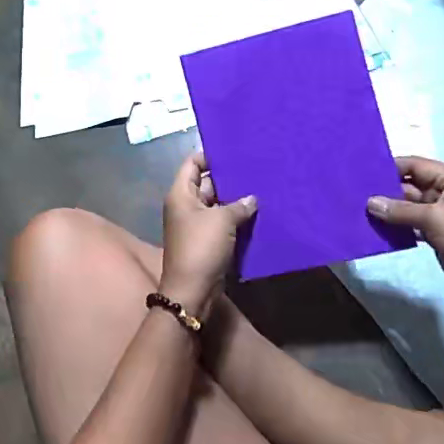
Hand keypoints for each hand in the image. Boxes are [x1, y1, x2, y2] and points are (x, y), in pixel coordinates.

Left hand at [159, 152, 256, 316]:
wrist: (192, 291)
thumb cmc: (201, 247)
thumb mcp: (222, 220)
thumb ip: (240, 204)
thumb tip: (252, 199)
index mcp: (181, 194)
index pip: (193, 163)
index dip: (211, 155)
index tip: (235, 152)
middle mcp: (187, 205)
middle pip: (208, 182)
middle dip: (230, 176)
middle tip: (256, 167)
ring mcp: (197, 223)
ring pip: (219, 202)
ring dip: (236, 198)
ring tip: (261, 185)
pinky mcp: (208, 239)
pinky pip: (224, 221)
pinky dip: (237, 216)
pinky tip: (258, 210)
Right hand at [368, 156, 443, 301]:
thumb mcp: (434, 219)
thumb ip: (400, 210)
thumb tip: (370, 202)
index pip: (417, 165)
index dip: (392, 167)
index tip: (365, 171)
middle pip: (412, 184)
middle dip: (388, 190)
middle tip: (358, 193)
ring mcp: (442, 213)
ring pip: (411, 205)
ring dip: (391, 209)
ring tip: (362, 209)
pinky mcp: (438, 232)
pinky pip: (413, 222)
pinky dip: (399, 225)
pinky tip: (378, 227)